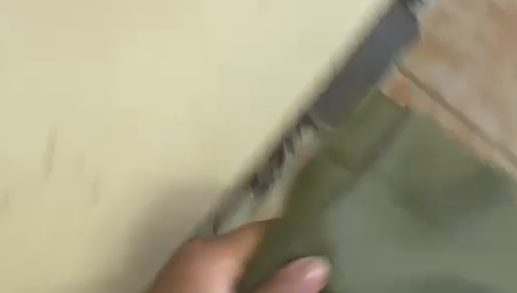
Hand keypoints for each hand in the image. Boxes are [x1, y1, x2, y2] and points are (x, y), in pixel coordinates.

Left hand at [147, 222, 329, 292]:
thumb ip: (278, 292)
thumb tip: (318, 261)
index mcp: (210, 251)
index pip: (270, 230)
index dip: (302, 244)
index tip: (334, 258)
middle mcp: (196, 256)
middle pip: (256, 254)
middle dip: (285, 272)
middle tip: (322, 285)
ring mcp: (183, 281)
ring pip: (239, 276)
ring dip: (266, 287)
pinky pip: (220, 289)